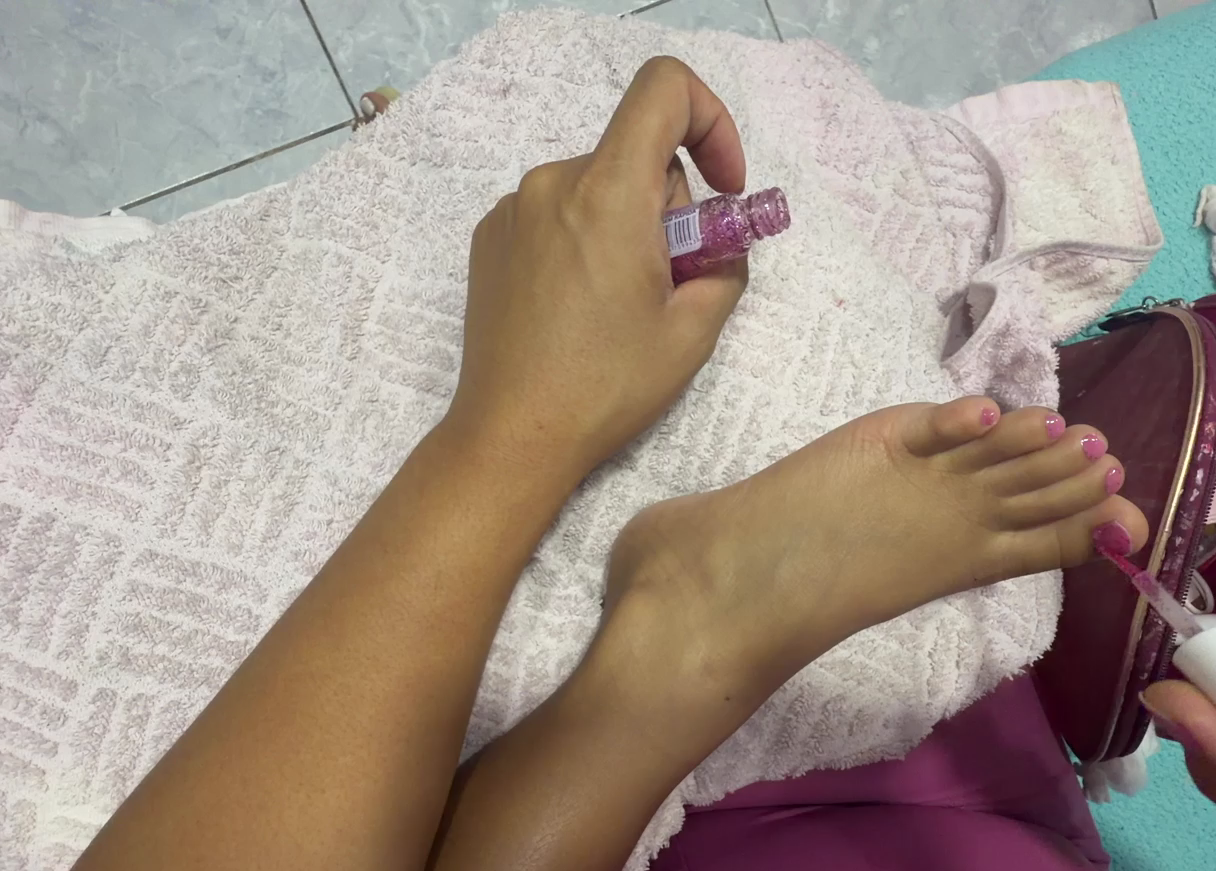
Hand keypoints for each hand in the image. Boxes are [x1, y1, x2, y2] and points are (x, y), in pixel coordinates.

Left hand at [443, 57, 749, 480]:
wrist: (513, 435)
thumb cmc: (604, 389)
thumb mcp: (692, 334)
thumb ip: (726, 265)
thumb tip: (719, 243)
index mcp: (607, 194)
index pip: (664, 89)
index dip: (710, 120)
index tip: (723, 185)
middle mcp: (551, 184)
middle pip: (633, 157)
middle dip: (667, 209)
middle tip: (667, 284)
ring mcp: (512, 211)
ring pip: (595, 190)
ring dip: (623, 229)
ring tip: (616, 308)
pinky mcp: (490, 241)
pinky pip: (555, 215)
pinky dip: (580, 242)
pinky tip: (575, 308)